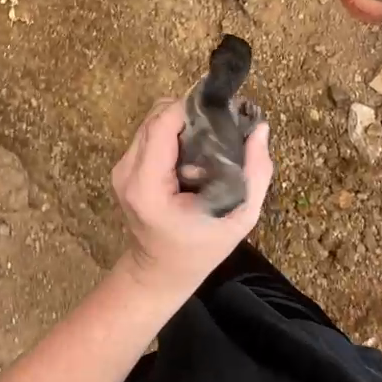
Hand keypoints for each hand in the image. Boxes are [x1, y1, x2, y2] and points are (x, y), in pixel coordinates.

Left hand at [110, 98, 271, 294]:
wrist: (160, 272)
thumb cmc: (200, 249)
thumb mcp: (239, 216)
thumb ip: (255, 173)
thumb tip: (259, 128)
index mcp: (148, 185)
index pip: (163, 124)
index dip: (193, 109)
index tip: (224, 111)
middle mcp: (127, 171)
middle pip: (157, 117)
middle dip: (190, 114)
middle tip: (221, 127)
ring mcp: (121, 169)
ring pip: (153, 121)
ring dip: (182, 124)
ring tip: (208, 142)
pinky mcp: (124, 168)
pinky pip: (150, 134)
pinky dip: (172, 135)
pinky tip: (192, 155)